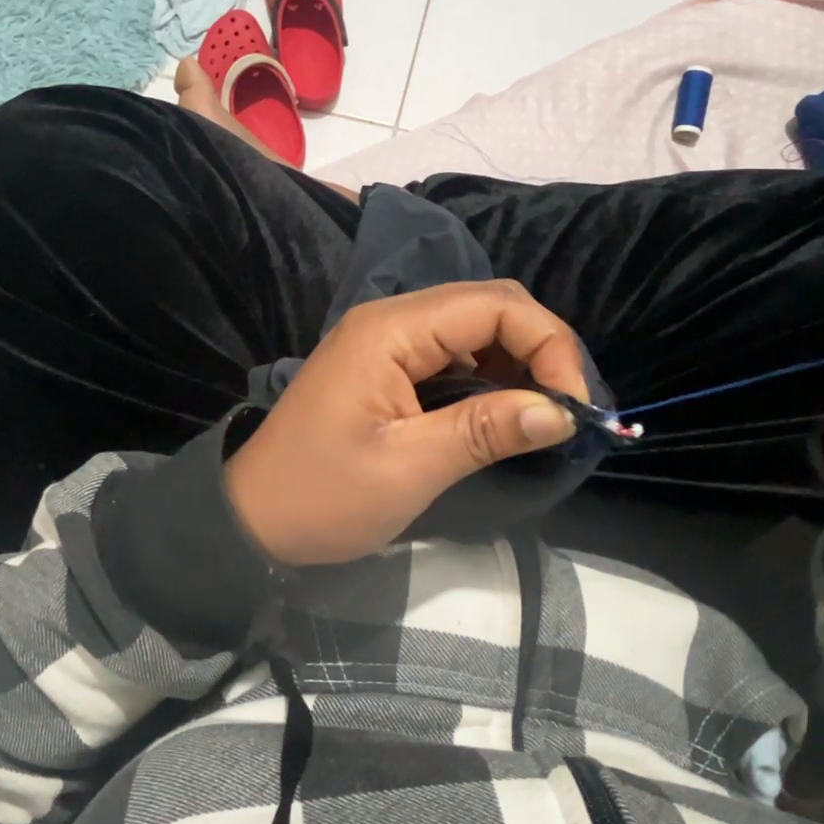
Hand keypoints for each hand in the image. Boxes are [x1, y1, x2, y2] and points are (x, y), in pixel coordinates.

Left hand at [224, 280, 588, 565]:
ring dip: (515, 363)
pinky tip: (501, 412)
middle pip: (486, 307)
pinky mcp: (382, 367)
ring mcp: (382, 341)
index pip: (494, 305)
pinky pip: (448, 354)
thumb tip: (561, 412)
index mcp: (390, 330)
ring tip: (541, 414)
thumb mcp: (409, 468)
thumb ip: (485, 431)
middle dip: (538, 349)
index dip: (548, 344)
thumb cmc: (323, 495)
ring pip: (471, 329)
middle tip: (564, 410)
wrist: (251, 518)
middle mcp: (388, 319)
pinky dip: (485, 377)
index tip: (572, 407)